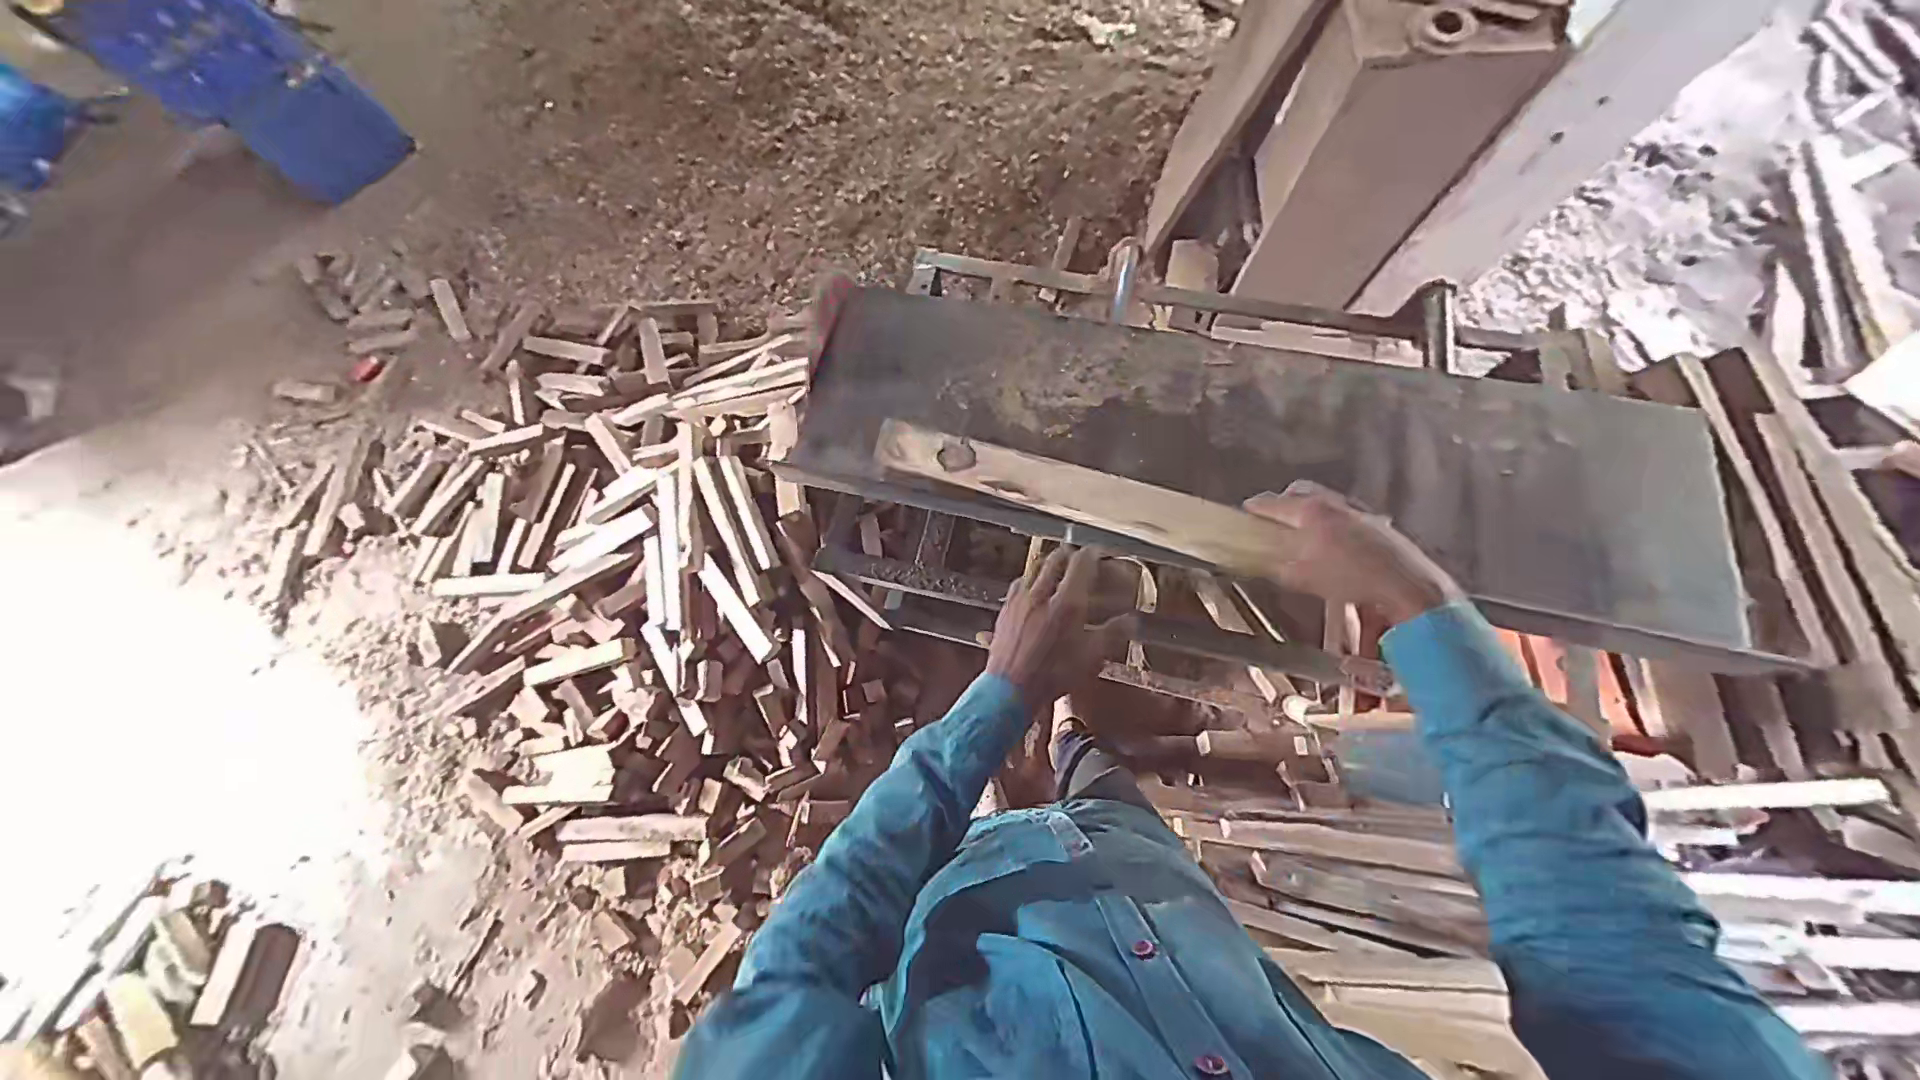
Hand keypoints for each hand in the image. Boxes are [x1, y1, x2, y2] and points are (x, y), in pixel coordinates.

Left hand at [985, 547, 1130, 710]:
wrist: (1009, 689)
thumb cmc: (1054, 675)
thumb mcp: (1091, 657)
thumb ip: (1112, 634)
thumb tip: (1130, 620)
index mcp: (1067, 602)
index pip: (1081, 563)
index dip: (1093, 554)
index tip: (1099, 553)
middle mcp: (1041, 594)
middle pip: (1054, 560)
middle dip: (1069, 555)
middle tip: (1077, 557)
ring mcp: (1019, 600)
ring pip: (1033, 569)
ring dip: (1047, 565)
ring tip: (1056, 570)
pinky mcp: (1005, 610)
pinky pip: (1018, 585)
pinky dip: (1030, 581)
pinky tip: (1032, 592)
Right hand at [1243, 481, 1463, 625]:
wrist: (1405, 584)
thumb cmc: (1348, 579)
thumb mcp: (1301, 578)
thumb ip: (1276, 566)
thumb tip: (1259, 561)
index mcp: (1309, 511)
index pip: (1271, 503)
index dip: (1254, 508)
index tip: (1245, 512)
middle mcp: (1332, 503)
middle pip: (1299, 490)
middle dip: (1282, 500)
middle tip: (1273, 517)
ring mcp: (1356, 509)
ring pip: (1323, 498)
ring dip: (1307, 507)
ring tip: (1302, 528)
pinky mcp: (1374, 520)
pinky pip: (1342, 510)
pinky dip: (1329, 517)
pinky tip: (1331, 539)